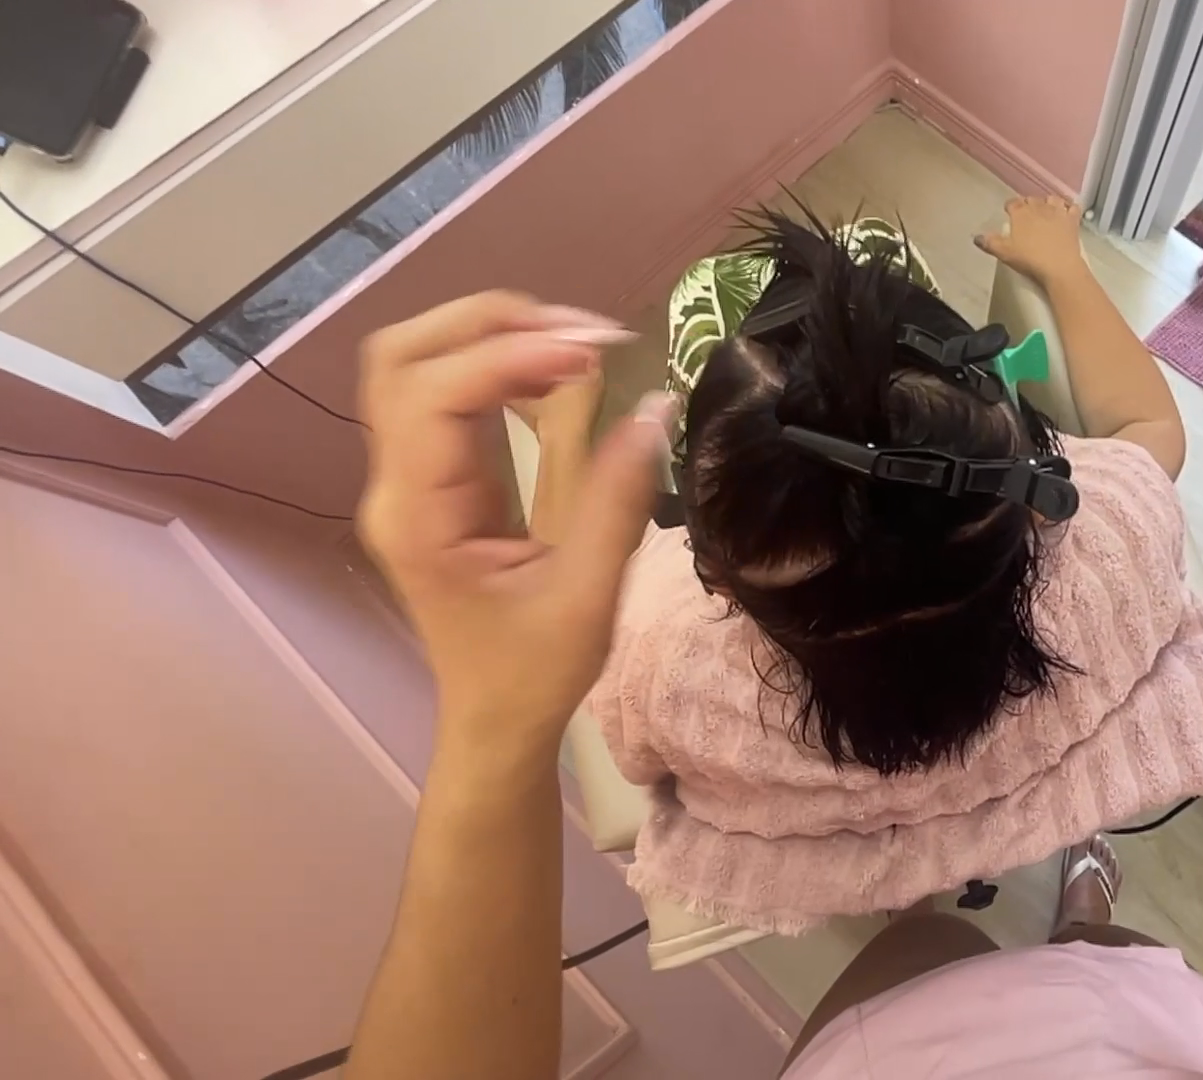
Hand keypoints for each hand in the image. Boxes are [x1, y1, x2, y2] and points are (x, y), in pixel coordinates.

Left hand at [356, 291, 672, 752]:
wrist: (496, 718)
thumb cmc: (537, 668)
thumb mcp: (590, 588)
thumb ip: (619, 496)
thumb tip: (657, 409)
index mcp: (420, 517)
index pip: (435, 396)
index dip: (511, 357)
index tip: (597, 352)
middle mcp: (397, 486)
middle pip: (405, 358)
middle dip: (493, 324)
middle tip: (587, 332)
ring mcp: (410, 481)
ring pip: (419, 367)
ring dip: (495, 337)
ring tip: (580, 344)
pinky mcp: (437, 483)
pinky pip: (450, 398)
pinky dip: (502, 369)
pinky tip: (558, 376)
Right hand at [975, 195, 1087, 286]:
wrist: (1059, 267)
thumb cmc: (1029, 260)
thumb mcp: (1005, 253)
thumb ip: (990, 243)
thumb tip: (976, 237)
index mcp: (1021, 213)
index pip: (1013, 203)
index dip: (1010, 207)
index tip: (1009, 213)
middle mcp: (1039, 207)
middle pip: (1032, 199)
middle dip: (1028, 205)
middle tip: (1027, 216)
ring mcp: (1058, 211)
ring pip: (1052, 199)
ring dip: (1048, 203)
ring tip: (1046, 211)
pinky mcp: (1073, 220)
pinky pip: (1073, 207)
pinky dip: (1069, 208)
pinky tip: (1067, 212)